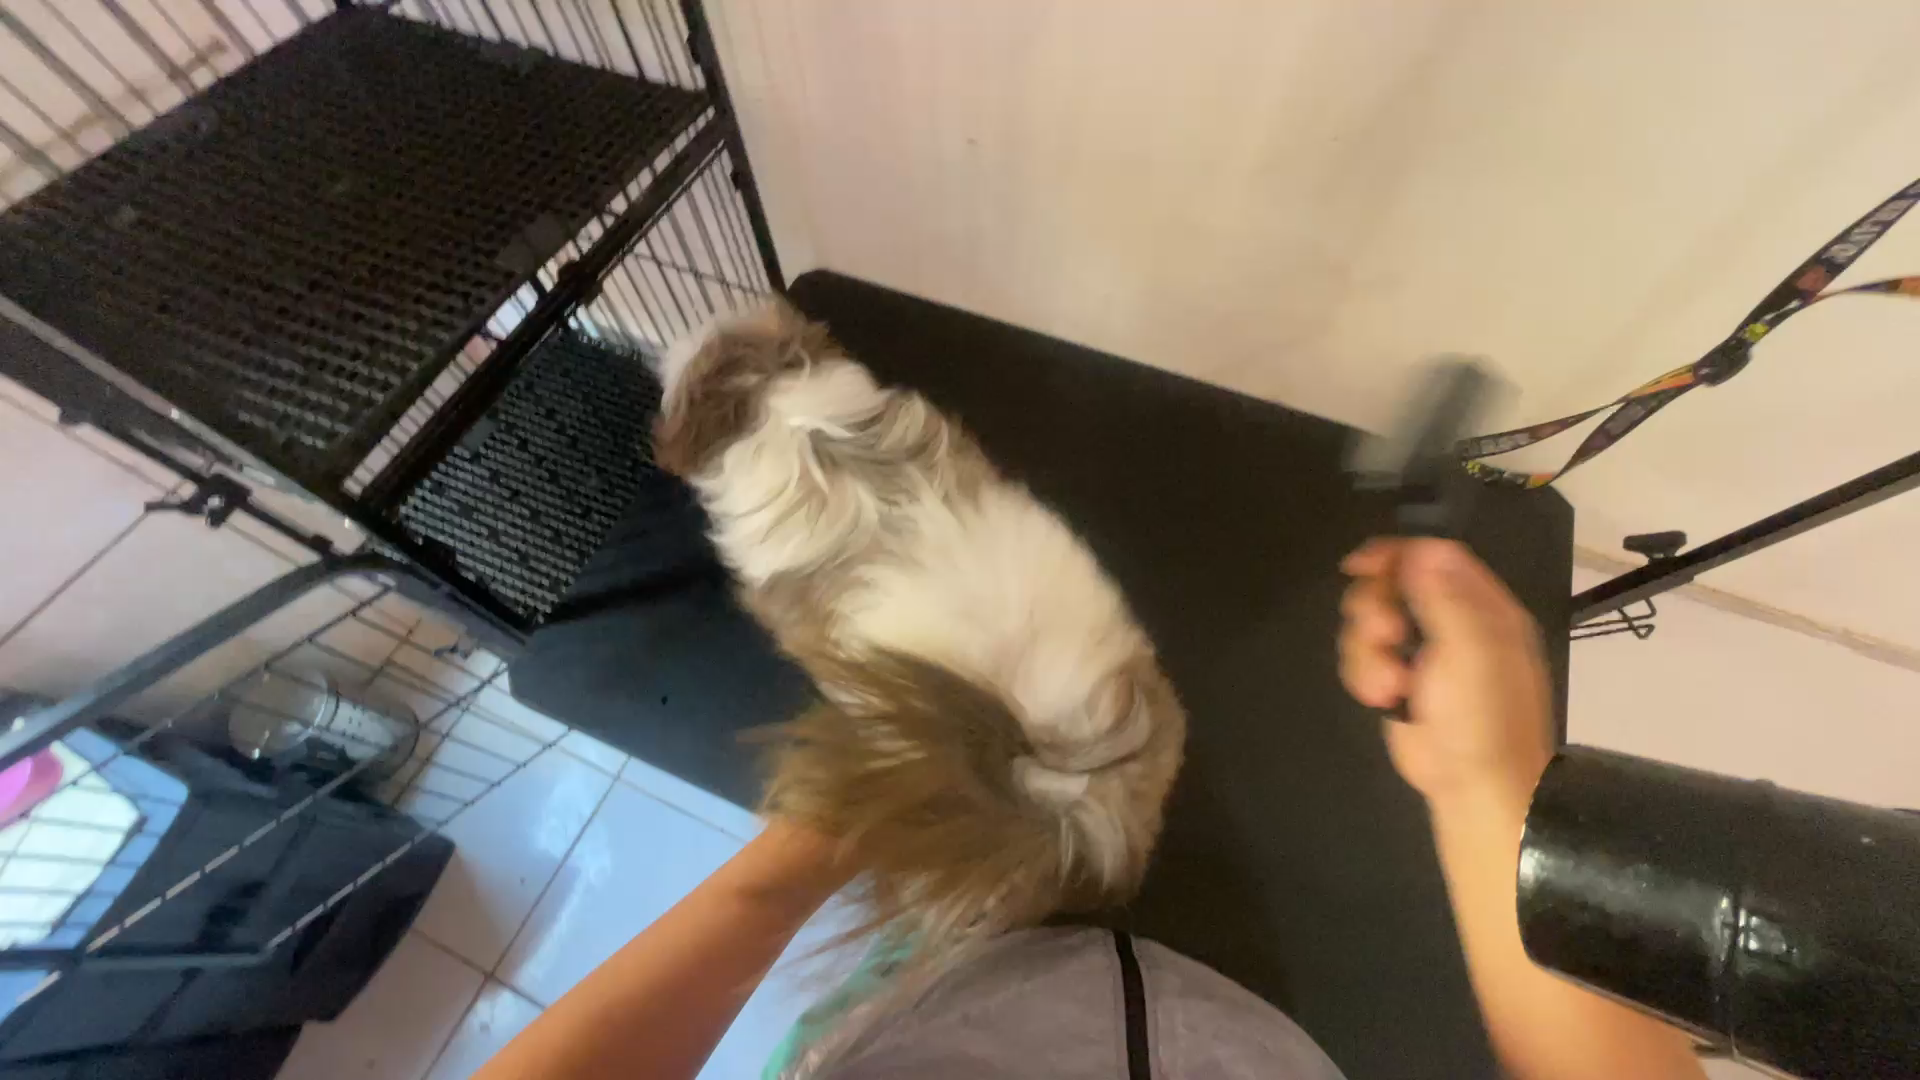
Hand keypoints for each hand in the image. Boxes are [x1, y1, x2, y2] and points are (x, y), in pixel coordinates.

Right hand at [1338, 538, 1553, 810]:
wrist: (1471, 785)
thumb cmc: (1480, 718)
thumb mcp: (1469, 652)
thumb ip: (1444, 598)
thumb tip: (1421, 549)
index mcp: (1479, 609)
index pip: (1433, 557)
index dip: (1395, 555)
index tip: (1360, 566)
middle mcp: (1449, 623)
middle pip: (1390, 586)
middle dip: (1374, 610)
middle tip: (1384, 637)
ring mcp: (1420, 652)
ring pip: (1367, 622)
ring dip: (1366, 651)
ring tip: (1389, 684)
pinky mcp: (1394, 678)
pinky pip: (1360, 655)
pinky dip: (1362, 674)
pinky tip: (1381, 697)